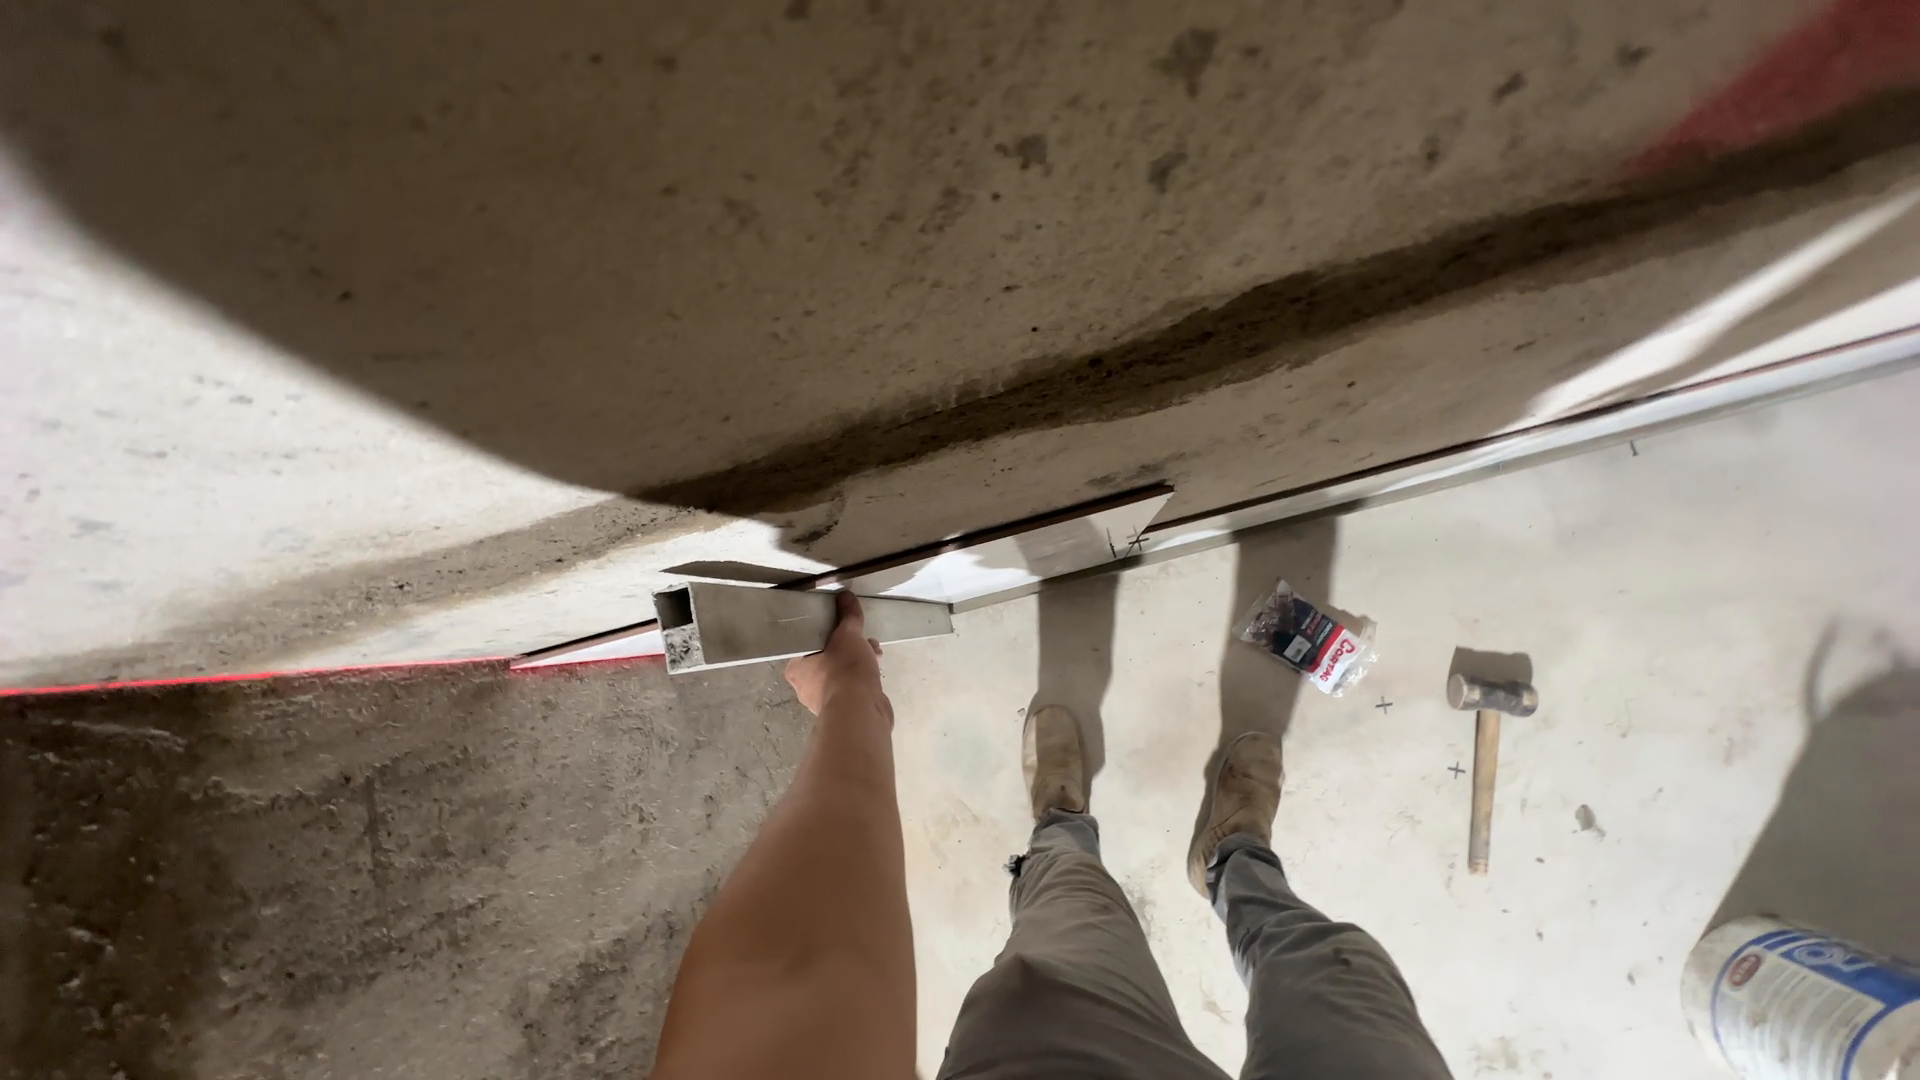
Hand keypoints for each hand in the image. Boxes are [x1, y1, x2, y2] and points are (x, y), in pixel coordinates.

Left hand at [785, 592, 890, 721]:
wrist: (861, 710)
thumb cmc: (845, 670)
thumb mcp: (848, 635)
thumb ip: (847, 616)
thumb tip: (845, 595)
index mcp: (796, 669)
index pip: (807, 645)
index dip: (827, 634)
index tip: (843, 629)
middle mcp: (805, 687)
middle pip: (826, 658)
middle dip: (848, 646)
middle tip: (862, 639)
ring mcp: (824, 701)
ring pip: (841, 673)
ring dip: (858, 660)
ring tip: (874, 651)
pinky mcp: (843, 710)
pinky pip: (851, 686)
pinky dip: (862, 676)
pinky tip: (876, 668)